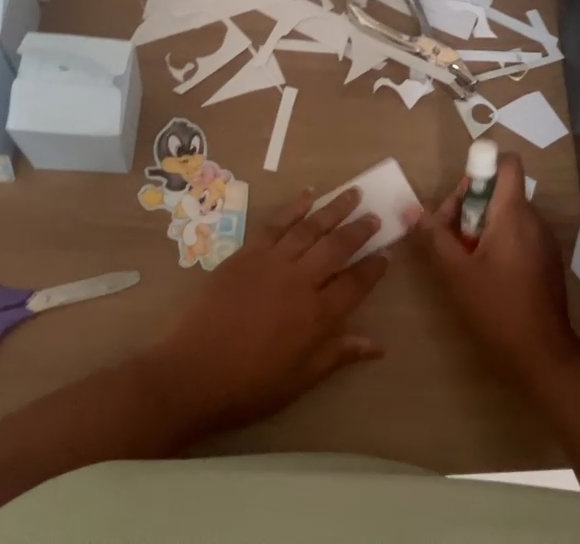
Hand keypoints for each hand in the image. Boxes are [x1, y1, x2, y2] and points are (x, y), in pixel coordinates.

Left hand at [141, 187, 389, 433]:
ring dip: (334, 209)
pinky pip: (275, 224)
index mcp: (317, 316)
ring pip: (310, 228)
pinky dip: (293, 207)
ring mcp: (271, 263)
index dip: (374, 269)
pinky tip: (307, 194)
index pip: (355, 284)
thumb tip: (378, 345)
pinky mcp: (245, 254)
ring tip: (352, 193)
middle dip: (360, 230)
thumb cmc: (250, 385)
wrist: (192, 373)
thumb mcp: (301, 379)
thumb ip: (339, 355)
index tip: (387, 255)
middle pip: (337, 247)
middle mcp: (300, 282)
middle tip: (376, 215)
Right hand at [417, 152, 579, 382]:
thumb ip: (434, 235)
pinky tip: (484, 272)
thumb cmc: (496, 307)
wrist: (542, 353)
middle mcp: (534, 219)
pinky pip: (520, 234)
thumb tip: (412, 208)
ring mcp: (544, 240)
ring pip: (509, 214)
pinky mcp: (547, 260)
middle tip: (449, 233)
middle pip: (501, 191)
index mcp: (513, 214)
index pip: (507, 163)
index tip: (460, 193)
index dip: (482, 167)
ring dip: (483, 224)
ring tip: (463, 256)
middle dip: (471, 204)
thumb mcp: (455, 271)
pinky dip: (499, 241)